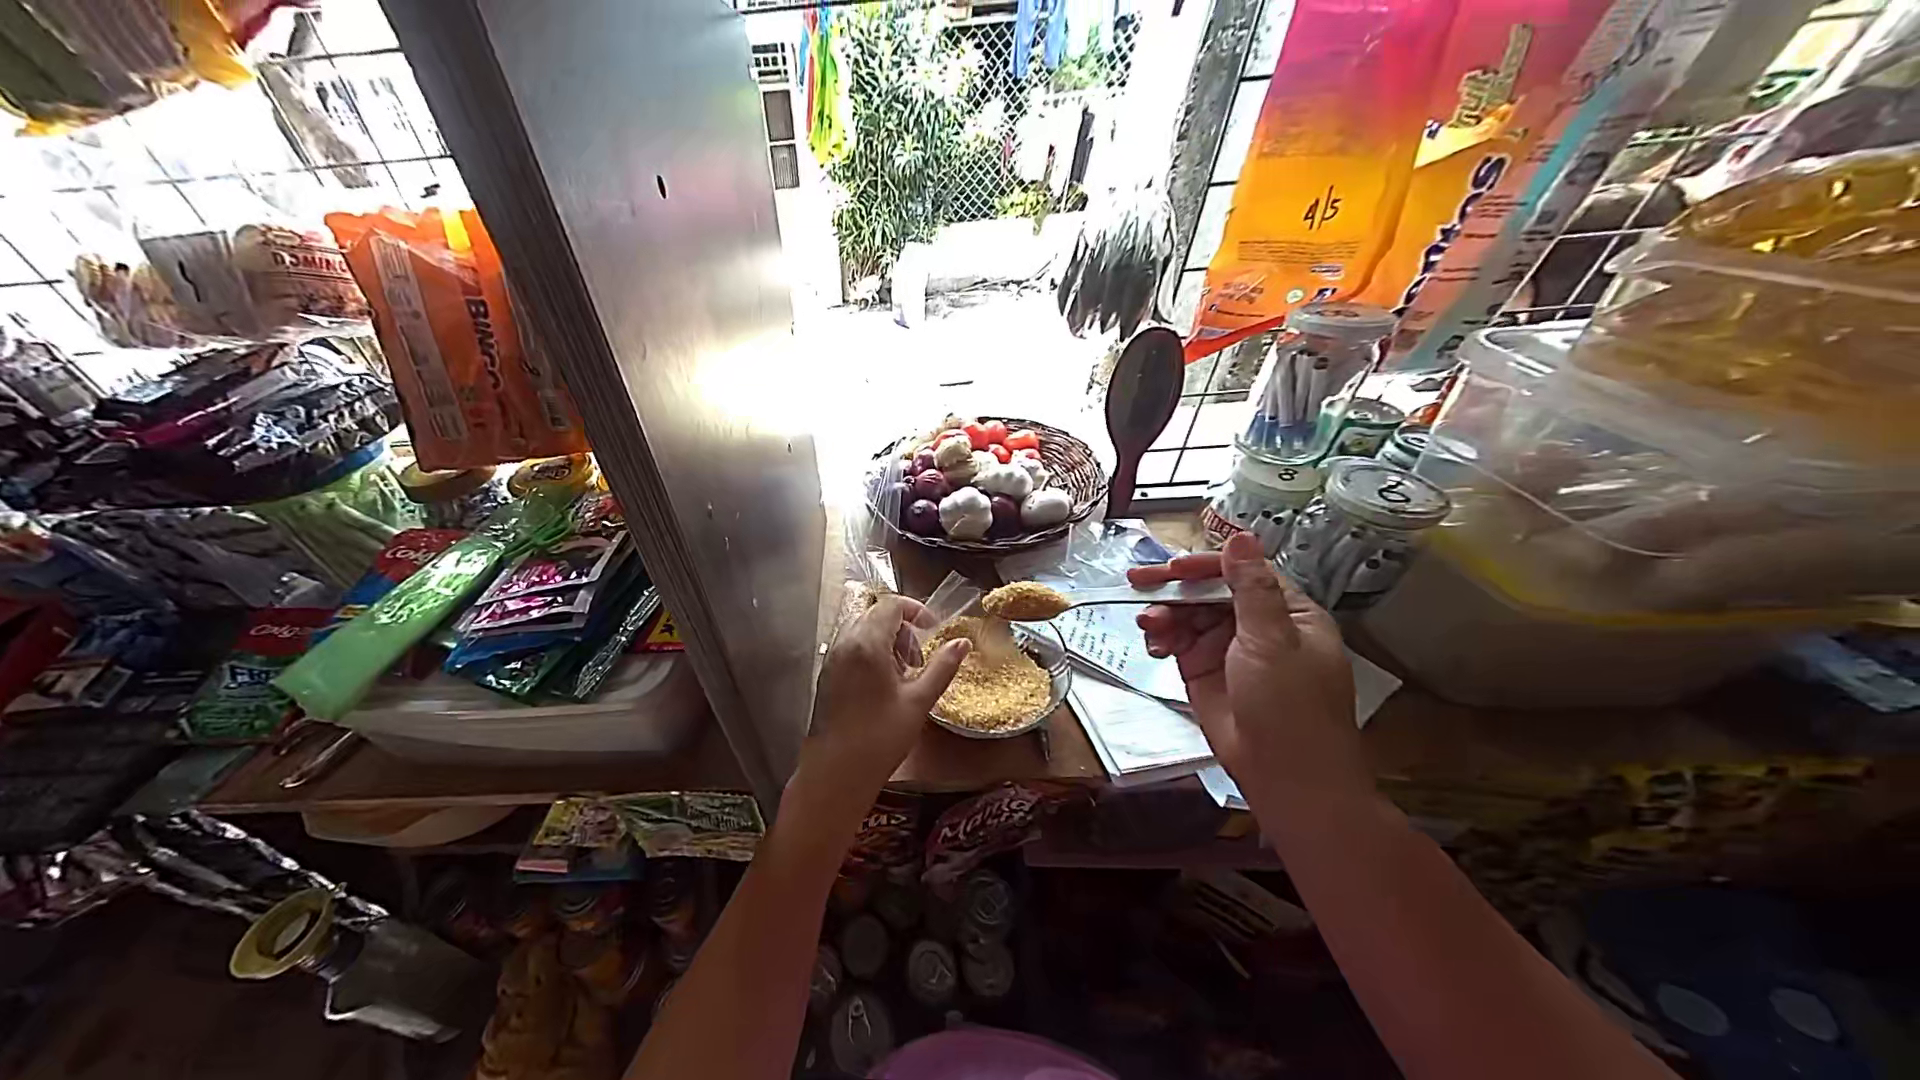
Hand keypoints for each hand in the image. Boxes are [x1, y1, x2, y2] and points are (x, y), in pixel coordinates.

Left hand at [798, 595, 969, 796]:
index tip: (933, 629)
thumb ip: (942, 667)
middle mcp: (844, 644)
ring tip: (904, 674)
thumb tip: (962, 642)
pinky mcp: (827, 676)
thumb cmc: (880, 738)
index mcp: (867, 643)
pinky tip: (884, 685)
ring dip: (886, 640)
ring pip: (861, 630)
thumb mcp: (919, 701)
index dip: (916, 610)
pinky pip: (851, 647)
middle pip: (875, 614)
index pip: (891, 605)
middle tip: (919, 658)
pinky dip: (870, 653)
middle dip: (902, 628)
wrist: (836, 773)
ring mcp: (832, 659)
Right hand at [1128, 532, 1368, 804]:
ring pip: (1188, 616)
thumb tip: (1242, 536)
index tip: (1172, 568)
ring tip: (1148, 623)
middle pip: (1208, 592)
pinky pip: (1177, 642)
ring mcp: (1227, 648)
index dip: (1204, 567)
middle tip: (1137, 581)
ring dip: (1165, 614)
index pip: (1241, 573)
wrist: (1284, 775)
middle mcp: (1255, 625)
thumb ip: (1251, 588)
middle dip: (1173, 587)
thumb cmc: (1290, 705)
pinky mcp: (1203, 670)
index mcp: (1286, 612)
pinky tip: (1154, 643)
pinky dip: (1163, 638)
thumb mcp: (1273, 641)